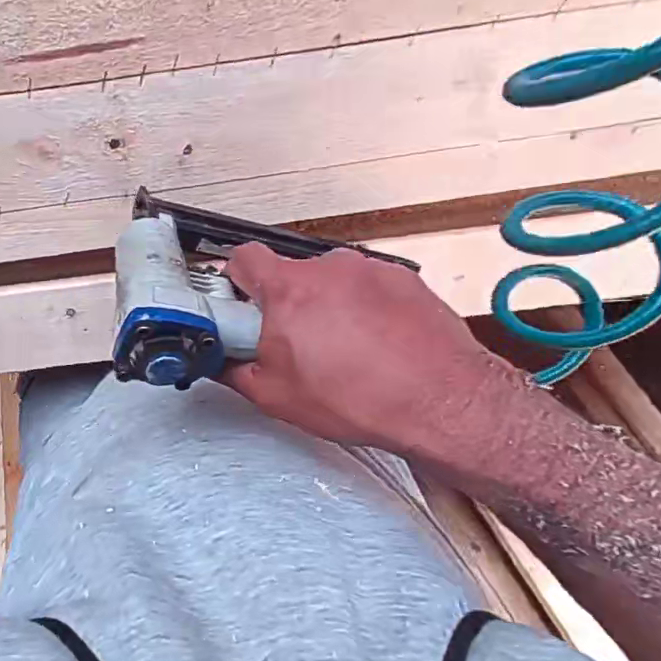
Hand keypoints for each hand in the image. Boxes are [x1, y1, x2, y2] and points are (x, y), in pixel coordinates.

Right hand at [220, 243, 546, 462]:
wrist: (442, 403)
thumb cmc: (365, 398)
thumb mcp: (273, 394)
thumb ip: (232, 368)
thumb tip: (218, 360)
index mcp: (288, 290)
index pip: (241, 258)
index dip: (232, 282)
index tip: (237, 307)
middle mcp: (329, 269)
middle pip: (286, 273)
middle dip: (280, 304)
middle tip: (287, 343)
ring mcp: (370, 271)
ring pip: (326, 282)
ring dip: (322, 307)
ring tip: (335, 350)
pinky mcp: (402, 279)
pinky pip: (363, 288)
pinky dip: (358, 310)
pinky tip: (367, 346)